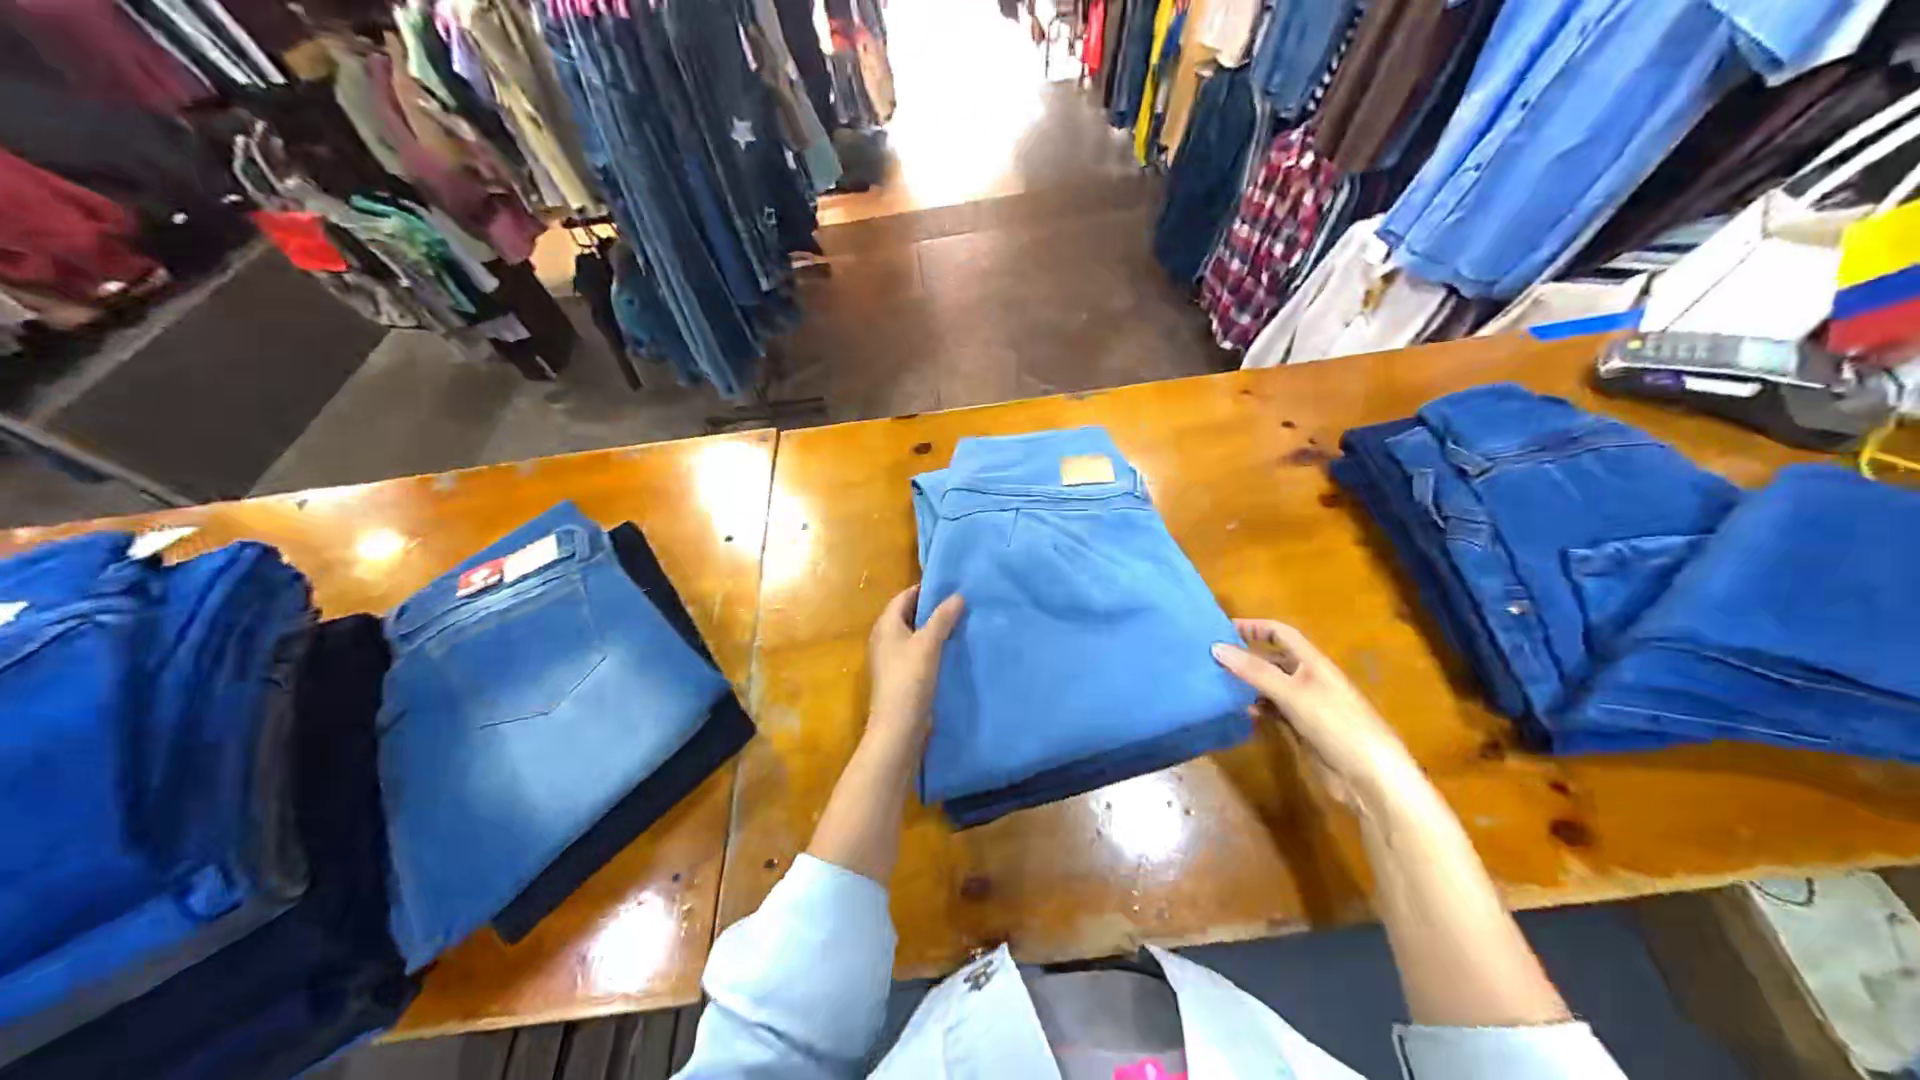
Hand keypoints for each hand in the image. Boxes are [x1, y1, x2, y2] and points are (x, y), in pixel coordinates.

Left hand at [866, 585, 964, 740]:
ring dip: (934, 629)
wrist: (898, 725)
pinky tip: (951, 650)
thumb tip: (958, 596)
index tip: (951, 587)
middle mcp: (884, 637)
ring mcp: (891, 657)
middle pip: (909, 614)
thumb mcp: (928, 644)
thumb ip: (942, 618)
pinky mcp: (900, 675)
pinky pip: (917, 652)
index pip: (905, 596)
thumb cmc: (910, 678)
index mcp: (886, 624)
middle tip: (961, 604)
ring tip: (961, 624)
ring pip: (914, 634)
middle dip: (933, 609)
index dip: (926, 589)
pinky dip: (932, 647)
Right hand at [1213, 620, 1423, 810]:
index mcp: (1313, 662)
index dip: (1254, 627)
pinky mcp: (1302, 730)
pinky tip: (1239, 712)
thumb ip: (1255, 671)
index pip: (1281, 634)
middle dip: (1244, 657)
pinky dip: (1256, 709)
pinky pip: (1273, 711)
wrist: (1369, 776)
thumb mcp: (1293, 693)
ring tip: (1216, 684)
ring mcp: (1306, 706)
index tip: (1221, 629)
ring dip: (1247, 684)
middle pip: (1272, 660)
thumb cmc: (1336, 724)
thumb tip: (1215, 647)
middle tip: (1209, 659)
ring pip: (1269, 687)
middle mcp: (1308, 679)